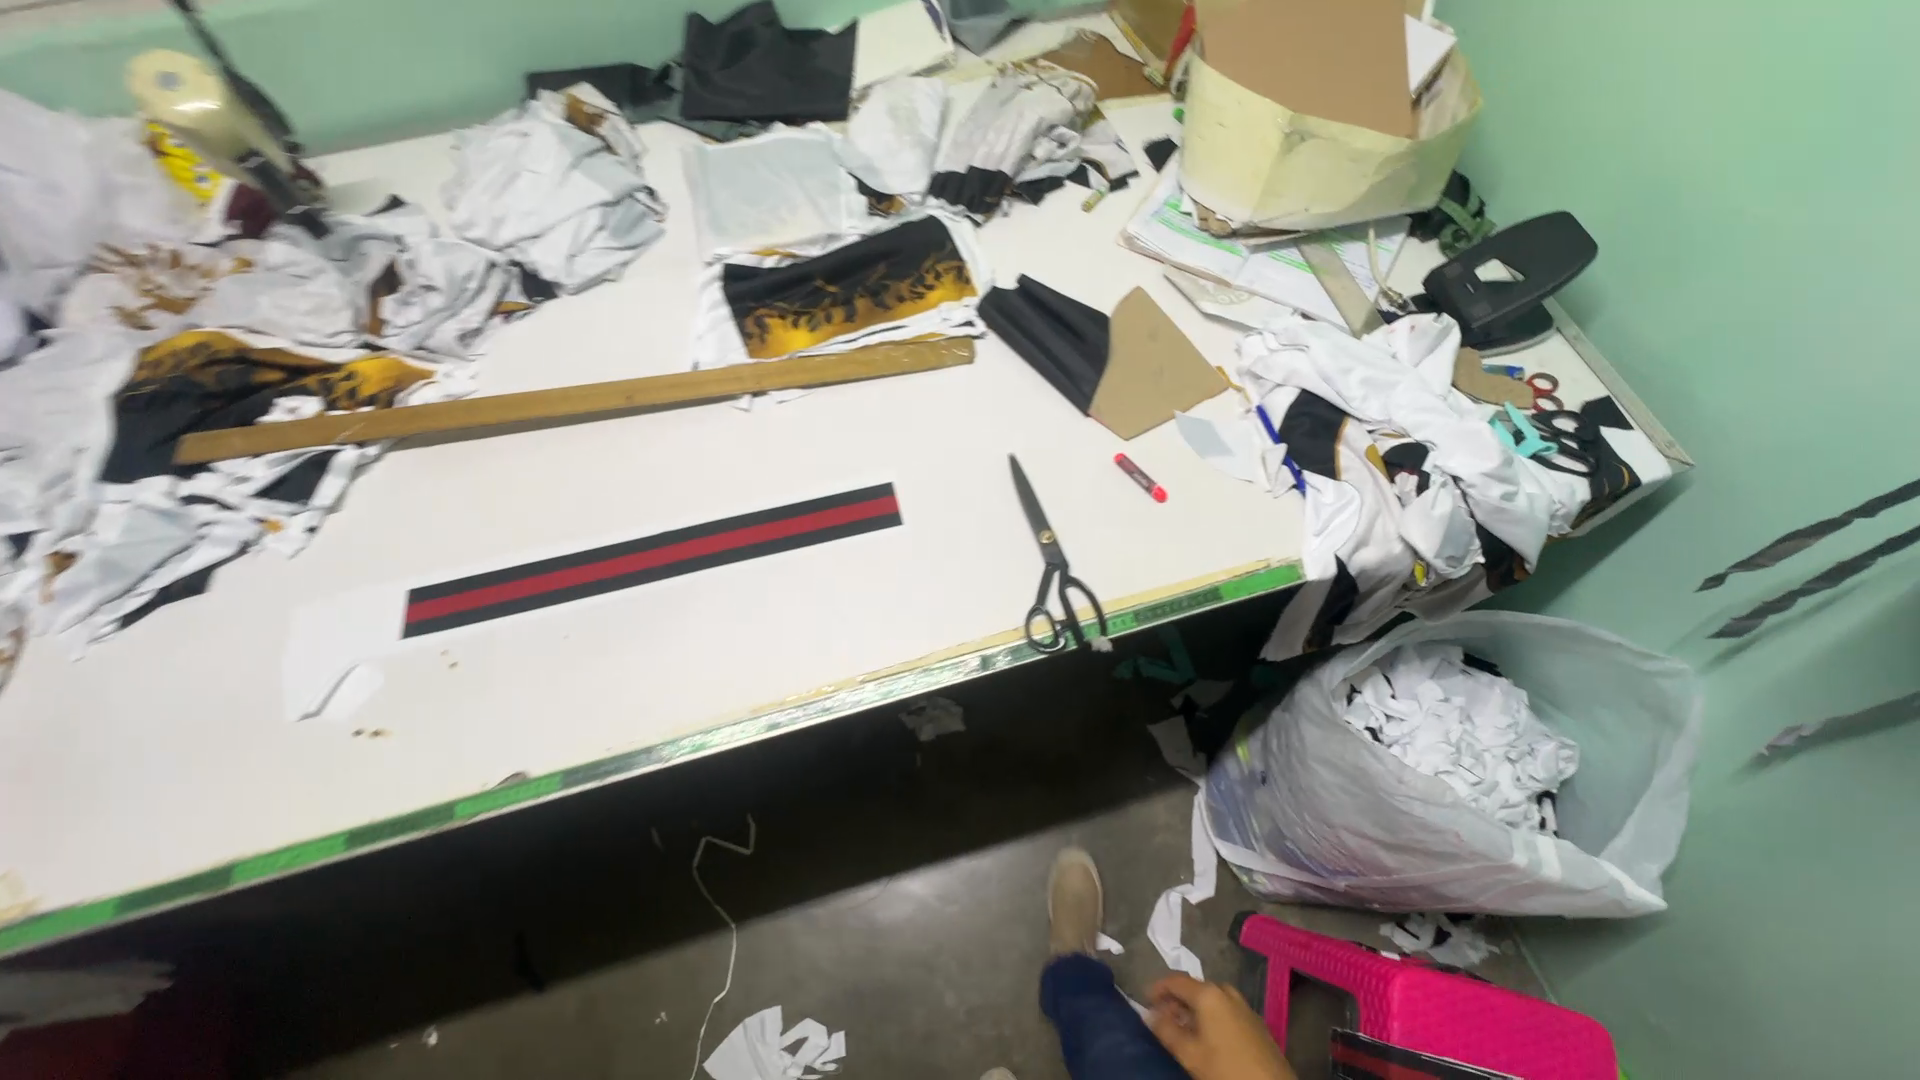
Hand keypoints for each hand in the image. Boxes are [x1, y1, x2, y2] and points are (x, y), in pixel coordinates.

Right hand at [1146, 974, 1296, 1079]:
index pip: (1175, 980)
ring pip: (1210, 999)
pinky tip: (1208, 1038)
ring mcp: (1243, 1005)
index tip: (1146, 1003)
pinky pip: (1225, 1009)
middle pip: (1193, 988)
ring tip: (1184, 1031)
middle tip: (1163, 1020)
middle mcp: (1226, 991)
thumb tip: (1149, 1013)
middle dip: (1176, 1001)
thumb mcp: (1189, 1054)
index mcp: (1208, 994)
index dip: (1157, 989)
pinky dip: (1210, 1016)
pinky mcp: (1254, 1021)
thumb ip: (1166, 1030)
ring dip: (1193, 1010)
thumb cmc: (1226, 1069)